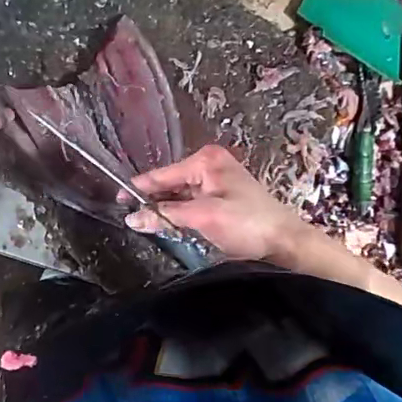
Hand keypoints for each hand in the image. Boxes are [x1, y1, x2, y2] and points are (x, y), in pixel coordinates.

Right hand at [127, 145, 313, 262]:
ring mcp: (217, 180)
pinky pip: (192, 202)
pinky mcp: (223, 196)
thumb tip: (133, 218)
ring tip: (147, 224)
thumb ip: (166, 216)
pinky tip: (170, 225)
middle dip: (152, 201)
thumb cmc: (248, 224)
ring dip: (166, 210)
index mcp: (206, 161)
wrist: (286, 241)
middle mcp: (210, 164)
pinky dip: (180, 213)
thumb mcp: (203, 218)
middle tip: (130, 218)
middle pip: (169, 183)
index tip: (116, 200)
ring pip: (180, 194)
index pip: (162, 174)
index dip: (137, 189)